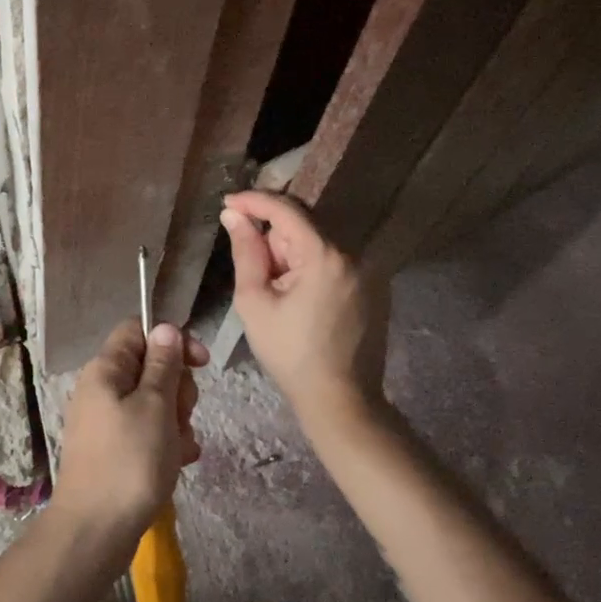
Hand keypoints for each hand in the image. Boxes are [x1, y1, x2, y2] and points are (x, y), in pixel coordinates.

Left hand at [53, 319, 208, 541]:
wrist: (96, 529)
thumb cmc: (129, 461)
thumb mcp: (154, 407)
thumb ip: (163, 365)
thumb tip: (165, 327)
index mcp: (105, 369)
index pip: (138, 330)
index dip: (171, 339)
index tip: (200, 363)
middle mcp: (102, 388)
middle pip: (151, 367)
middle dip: (177, 388)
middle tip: (181, 414)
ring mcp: (107, 420)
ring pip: (155, 402)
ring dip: (176, 420)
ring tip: (179, 447)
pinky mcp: (115, 449)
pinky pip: (148, 432)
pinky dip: (166, 443)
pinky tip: (178, 462)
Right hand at [221, 190, 387, 419]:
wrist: (340, 400)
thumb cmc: (289, 353)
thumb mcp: (254, 300)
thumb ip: (246, 251)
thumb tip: (234, 214)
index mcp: (325, 255)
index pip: (286, 209)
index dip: (253, 201)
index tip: (227, 202)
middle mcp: (354, 254)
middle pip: (303, 223)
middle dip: (272, 233)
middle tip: (250, 261)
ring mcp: (369, 270)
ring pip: (318, 240)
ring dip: (290, 250)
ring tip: (273, 285)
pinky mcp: (374, 286)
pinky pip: (334, 258)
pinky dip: (310, 263)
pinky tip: (296, 294)